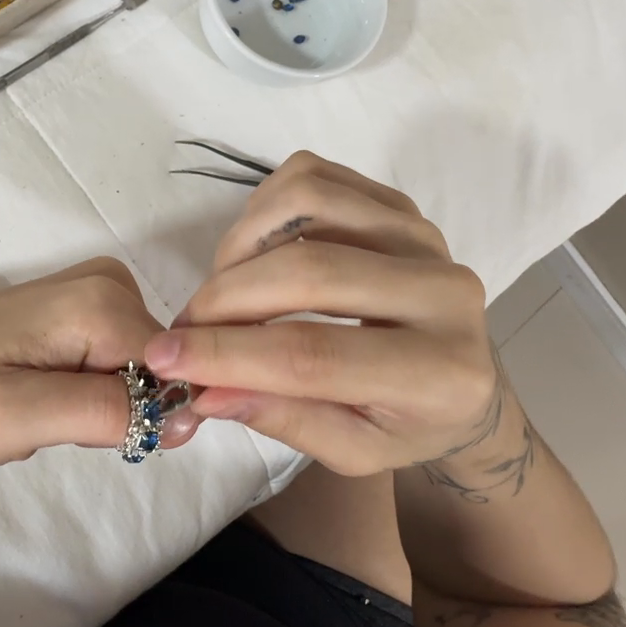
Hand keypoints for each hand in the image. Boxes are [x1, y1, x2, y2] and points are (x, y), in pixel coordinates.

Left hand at [0, 257, 173, 469]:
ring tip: (42, 402)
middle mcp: (109, 283)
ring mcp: (97, 289)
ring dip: (99, 401)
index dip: (144, 417)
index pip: (175, 373)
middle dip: (115, 408)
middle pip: (157, 369)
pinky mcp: (83, 306)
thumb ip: (105, 412)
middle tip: (50, 416)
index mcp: (99, 303)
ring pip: (139, 370)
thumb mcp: (18, 417)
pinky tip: (45, 387)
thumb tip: (186, 417)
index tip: (87, 433)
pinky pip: (117, 359)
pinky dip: (87, 387)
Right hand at [145, 152, 499, 477]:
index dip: (227, 353)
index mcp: (440, 372)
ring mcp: (423, 234)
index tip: (164, 358)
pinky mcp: (398, 202)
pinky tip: (258, 249)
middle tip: (184, 325)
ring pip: (307, 202)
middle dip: (224, 298)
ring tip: (226, 286)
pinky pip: (312, 176)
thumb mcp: (353, 450)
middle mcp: (445, 292)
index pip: (314, 355)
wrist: (462, 374)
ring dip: (242, 242)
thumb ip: (283, 419)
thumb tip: (203, 388)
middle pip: (307, 272)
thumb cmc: (405, 422)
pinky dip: (264, 206)